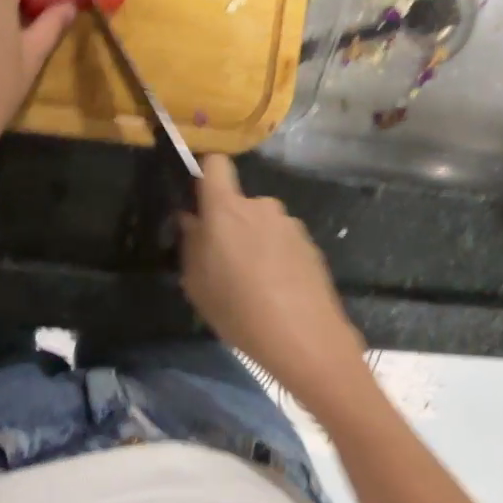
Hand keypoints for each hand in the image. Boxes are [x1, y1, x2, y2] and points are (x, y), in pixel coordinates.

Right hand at [180, 155, 366, 398]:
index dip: (205, 175)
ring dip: (255, 245)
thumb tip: (192, 221)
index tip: (199, 200)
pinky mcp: (311, 246)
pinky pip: (283, 244)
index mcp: (226, 209)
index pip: (215, 165)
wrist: (304, 336)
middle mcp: (261, 207)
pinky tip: (278, 293)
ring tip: (254, 286)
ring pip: (263, 226)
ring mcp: (291, 225)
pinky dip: (277, 260)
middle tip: (224, 265)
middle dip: (230, 226)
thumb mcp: (197, 285)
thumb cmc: (237, 309)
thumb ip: (191, 245)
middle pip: (239, 204)